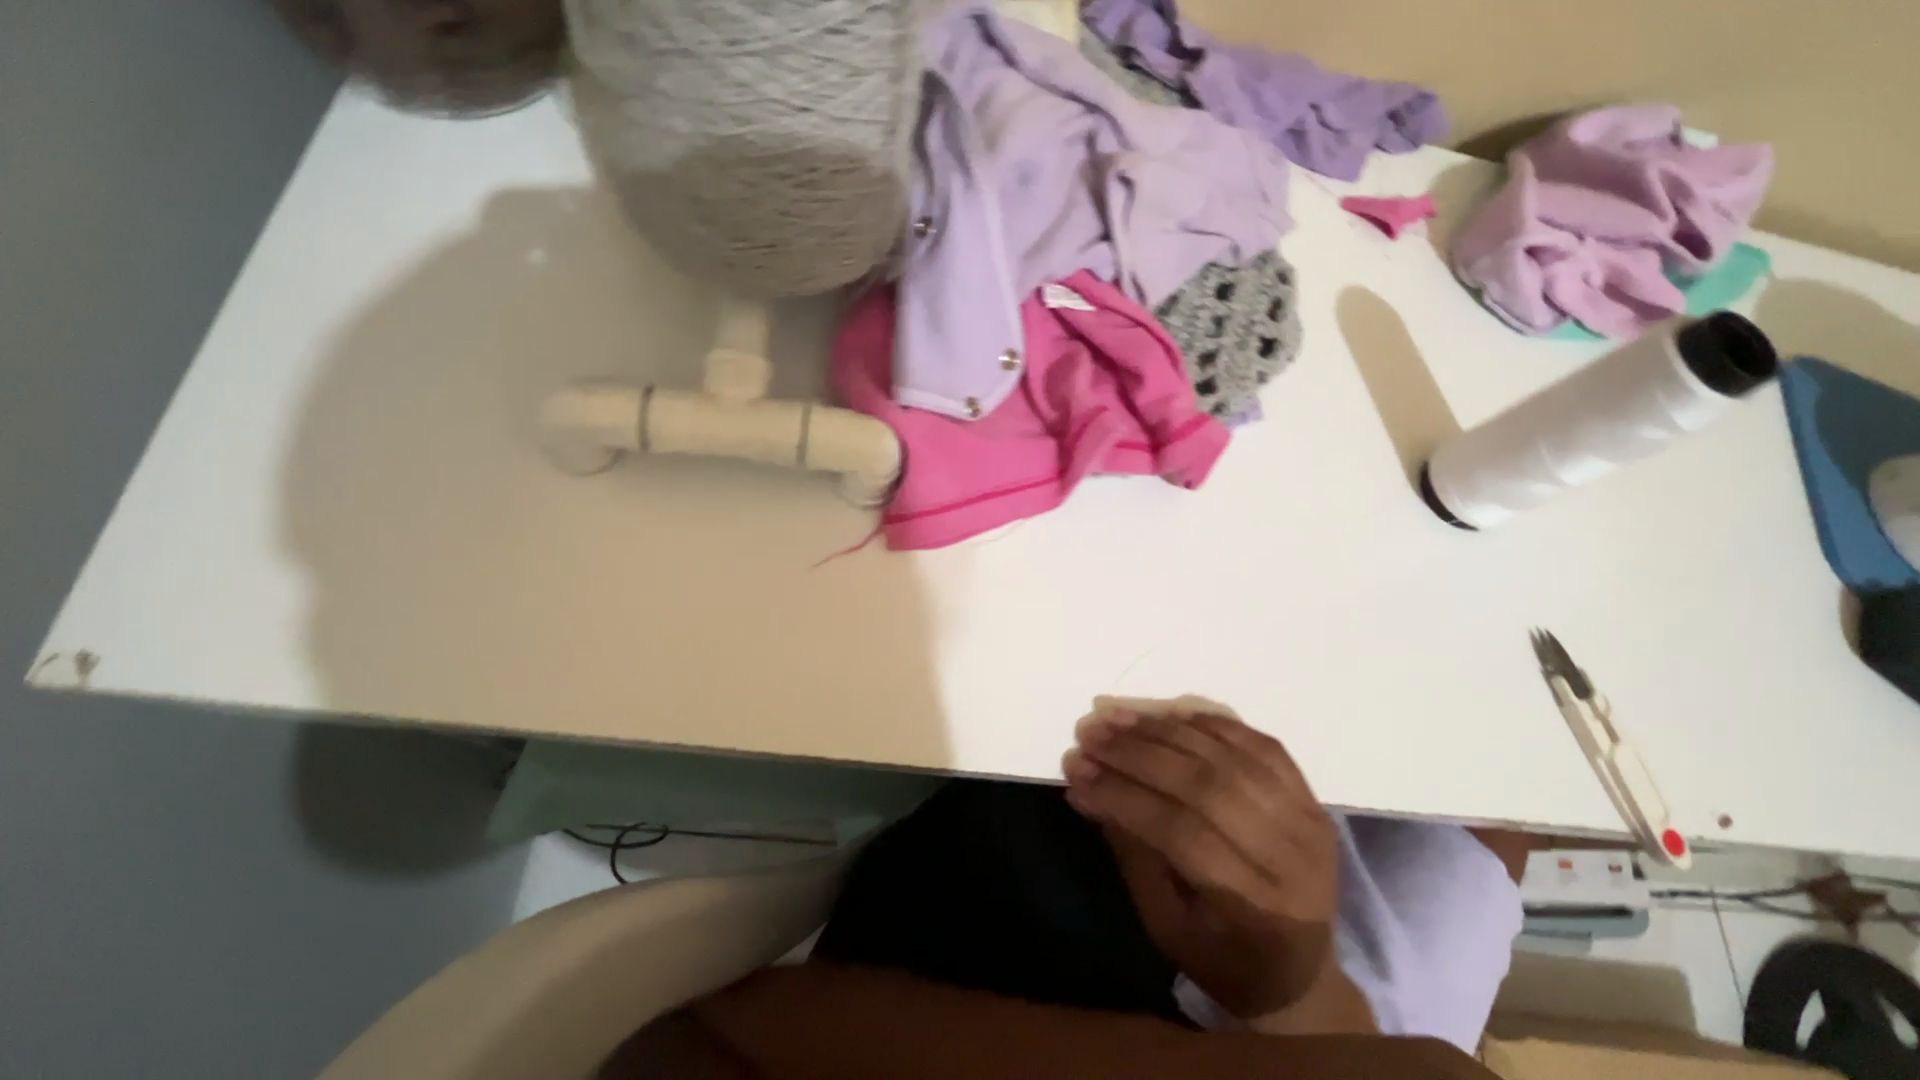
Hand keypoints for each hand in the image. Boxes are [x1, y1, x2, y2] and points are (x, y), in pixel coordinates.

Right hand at [1063, 708, 1338, 1019]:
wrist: (1300, 972)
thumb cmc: (1221, 958)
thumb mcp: (1165, 925)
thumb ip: (1131, 853)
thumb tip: (1086, 787)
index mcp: (1252, 904)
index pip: (1180, 831)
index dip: (1124, 796)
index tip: (1075, 771)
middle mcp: (1289, 854)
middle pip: (1206, 785)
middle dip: (1138, 754)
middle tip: (1089, 733)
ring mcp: (1307, 820)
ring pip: (1231, 756)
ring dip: (1166, 730)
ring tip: (1117, 716)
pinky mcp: (1311, 798)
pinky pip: (1260, 744)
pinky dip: (1211, 723)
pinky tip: (1168, 713)